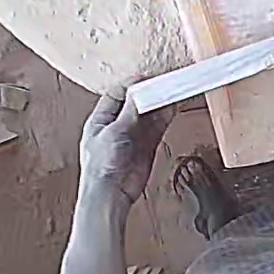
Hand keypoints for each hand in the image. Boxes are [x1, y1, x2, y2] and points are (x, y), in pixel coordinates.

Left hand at [79, 93, 173, 215]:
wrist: (111, 193)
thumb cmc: (101, 166)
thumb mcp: (114, 132)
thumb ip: (129, 111)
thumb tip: (138, 92)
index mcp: (101, 120)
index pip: (117, 95)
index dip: (131, 86)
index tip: (147, 80)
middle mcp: (117, 126)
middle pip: (135, 104)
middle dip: (149, 94)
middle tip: (164, 85)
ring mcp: (133, 136)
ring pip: (149, 115)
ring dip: (160, 105)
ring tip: (172, 94)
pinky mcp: (146, 147)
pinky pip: (157, 128)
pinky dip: (165, 118)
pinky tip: (172, 109)